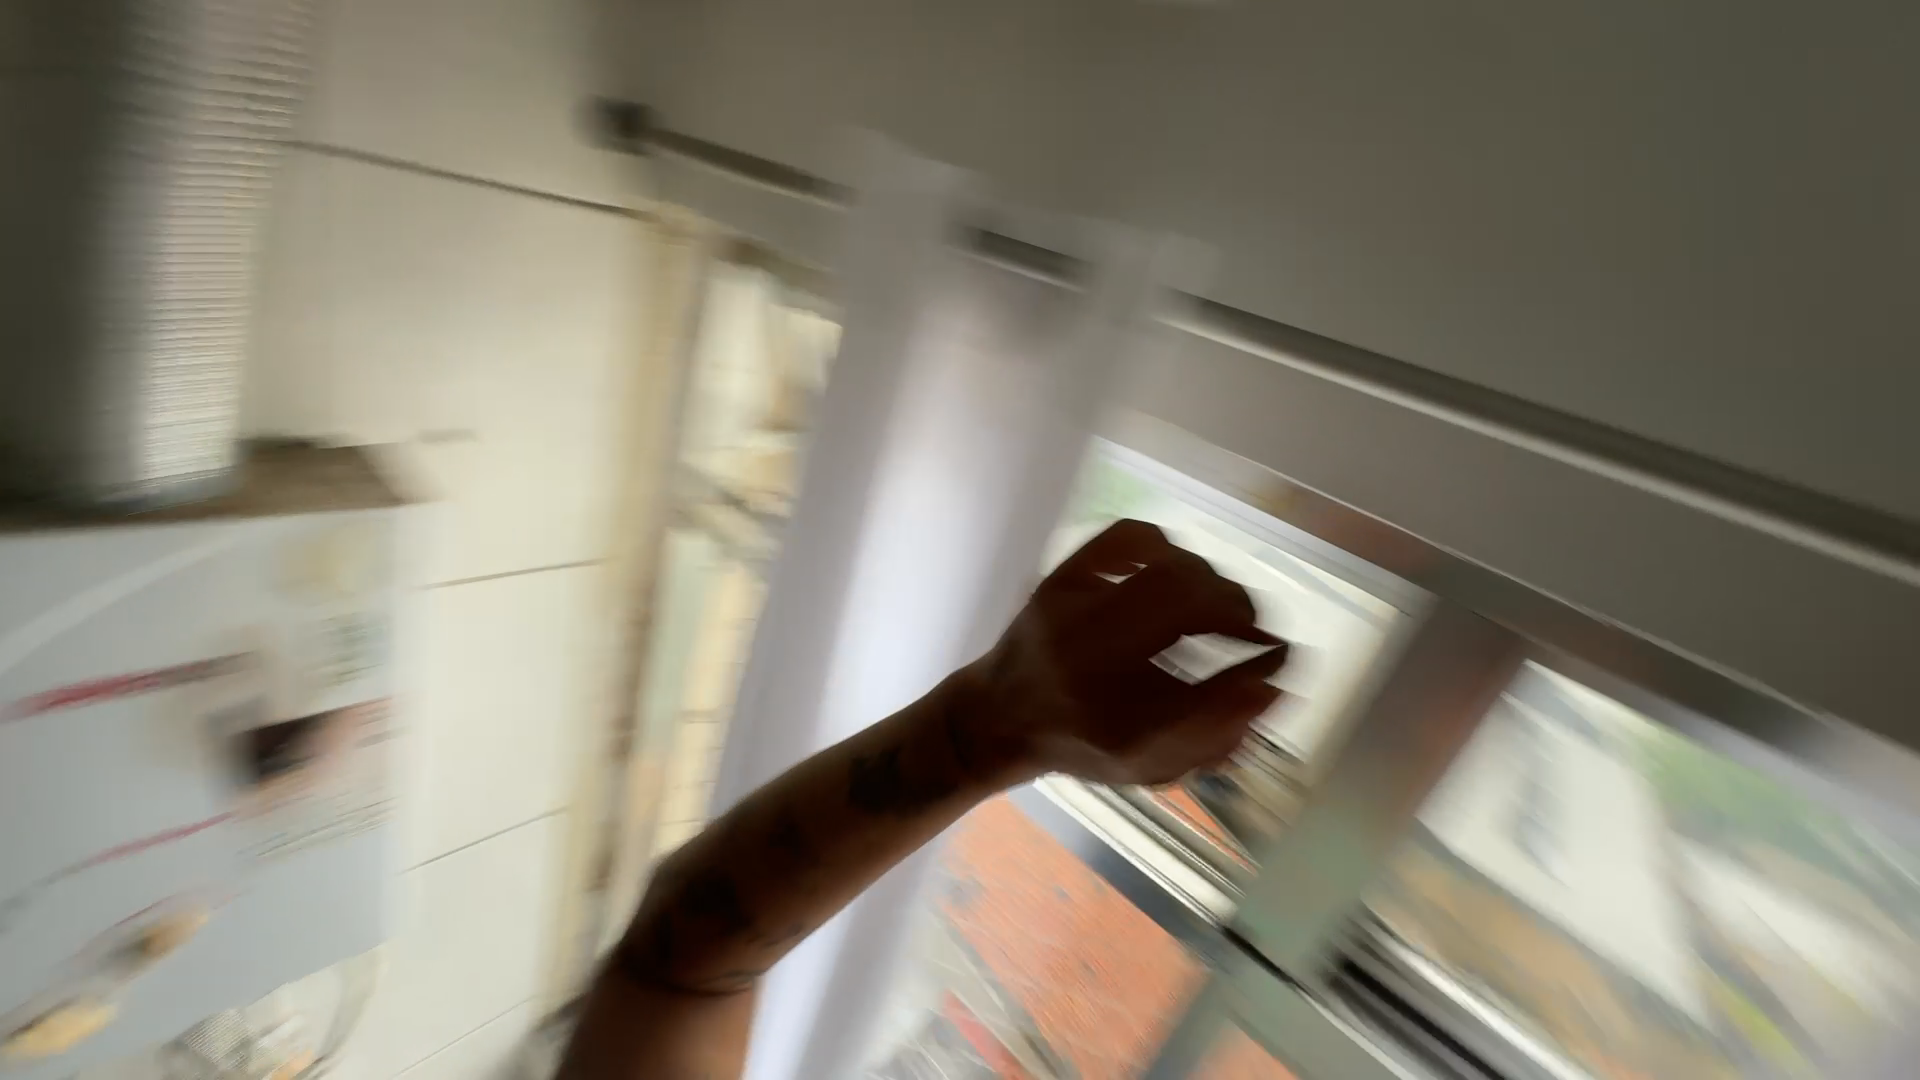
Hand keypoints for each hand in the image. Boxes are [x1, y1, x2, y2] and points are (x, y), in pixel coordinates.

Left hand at [957, 519, 1287, 786]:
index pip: (1208, 676)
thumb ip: (1210, 737)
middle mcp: (1088, 649)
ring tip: (1213, 607)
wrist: (999, 712)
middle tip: (1250, 629)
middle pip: (1186, 594)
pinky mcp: (1061, 574)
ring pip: (1163, 563)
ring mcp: (1072, 602)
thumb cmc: (1081, 743)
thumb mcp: (1145, 763)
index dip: (1257, 657)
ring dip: (1206, 581)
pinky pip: (1126, 537)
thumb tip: (1272, 687)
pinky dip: (1163, 549)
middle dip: (1237, 608)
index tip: (1280, 655)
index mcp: (1113, 710)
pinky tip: (1171, 572)